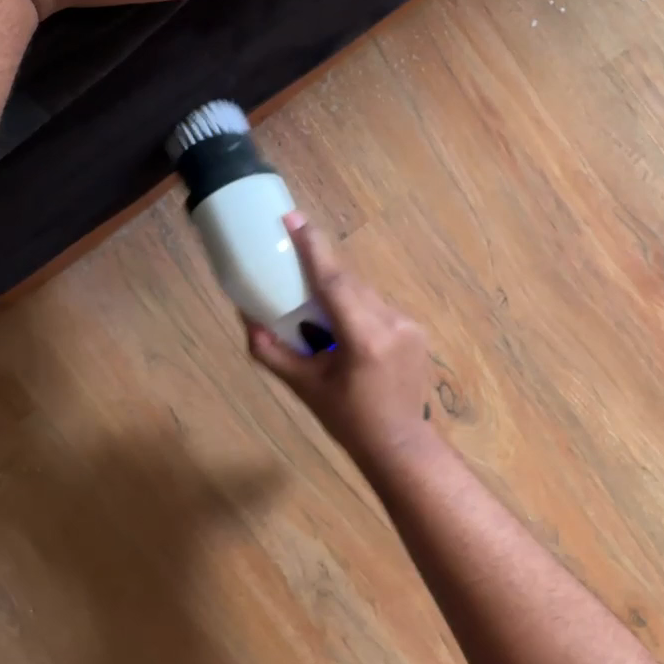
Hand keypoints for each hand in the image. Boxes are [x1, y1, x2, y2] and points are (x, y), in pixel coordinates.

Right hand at [249, 213, 434, 458]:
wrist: (400, 444)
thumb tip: (247, 319)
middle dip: (321, 267)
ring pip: (365, 293)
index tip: (294, 219)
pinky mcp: (416, 330)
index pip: (335, 281)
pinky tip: (343, 327)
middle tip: (292, 254)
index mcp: (365, 338)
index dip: (312, 247)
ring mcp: (409, 325)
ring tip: (316, 305)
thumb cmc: (348, 420)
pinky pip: (378, 306)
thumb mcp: (304, 387)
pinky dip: (357, 308)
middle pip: (349, 282)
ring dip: (339, 290)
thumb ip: (272, 352)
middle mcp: (392, 323)